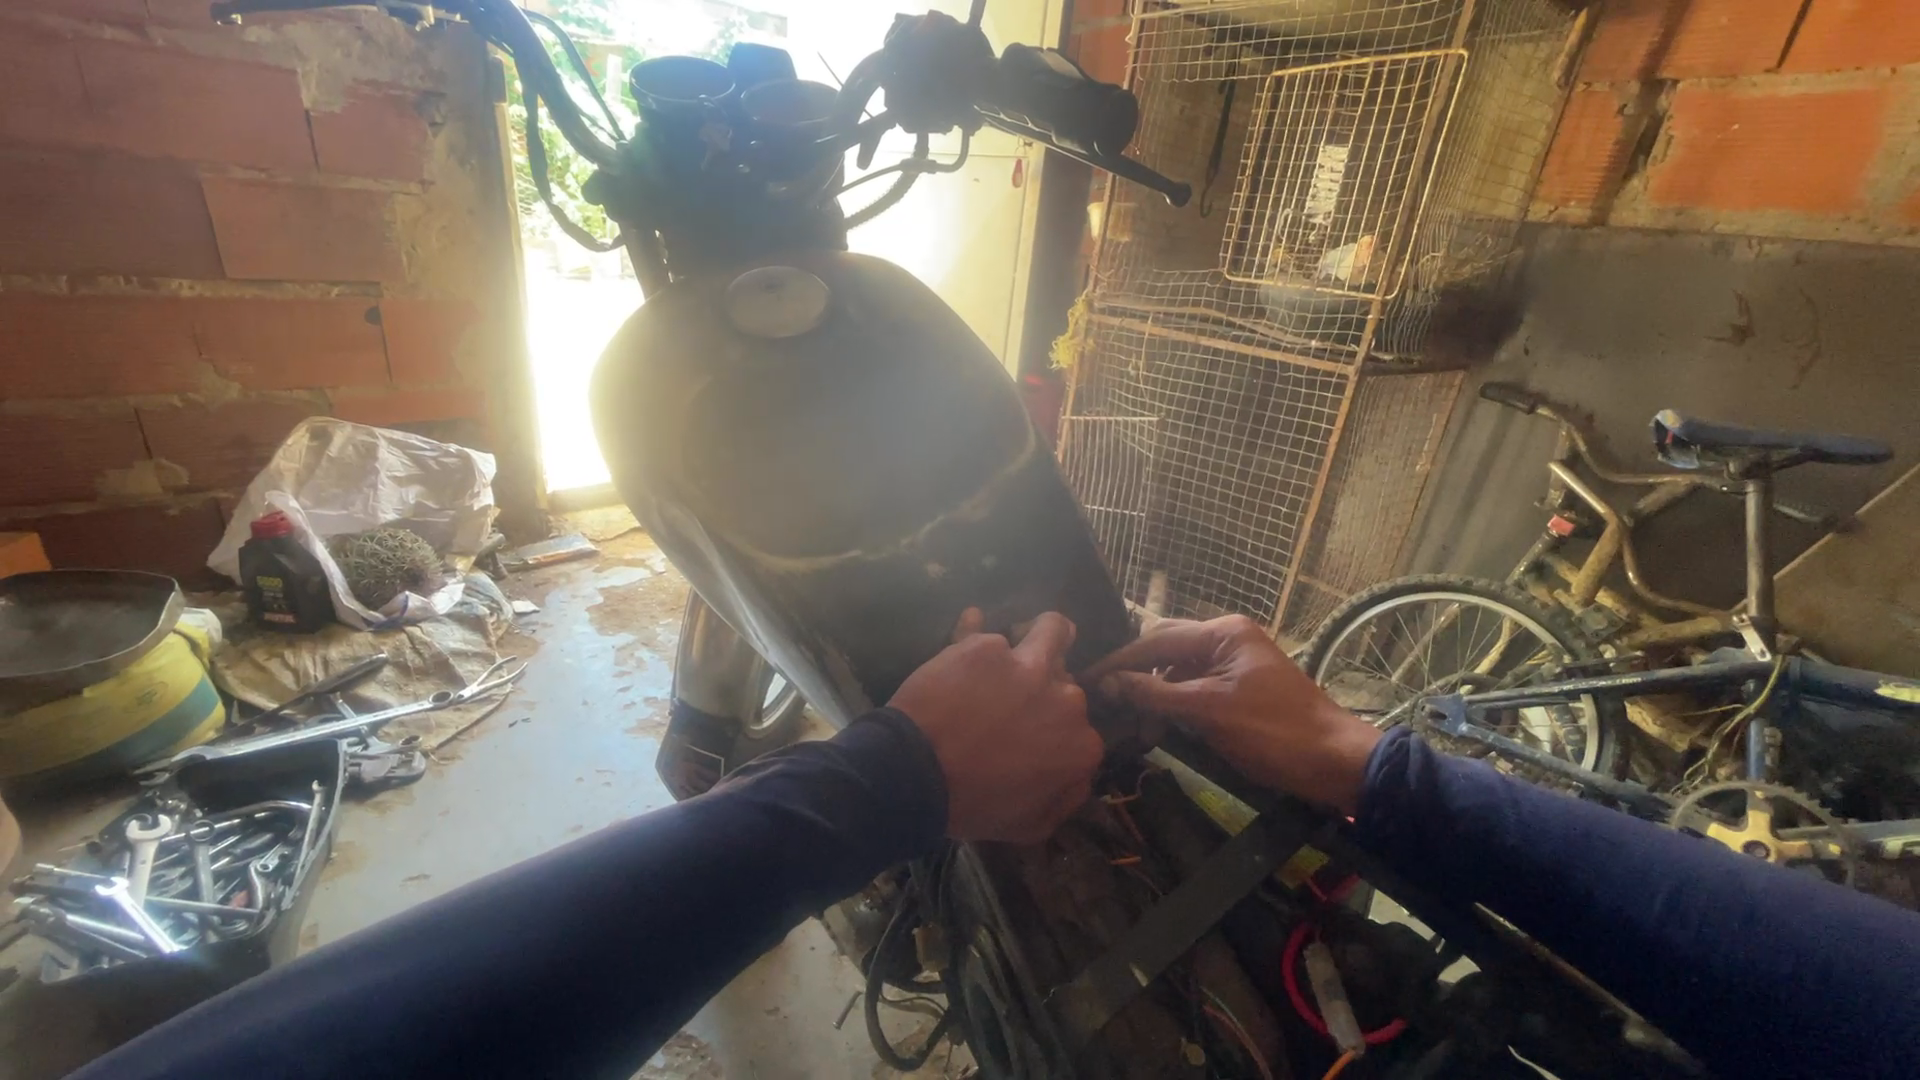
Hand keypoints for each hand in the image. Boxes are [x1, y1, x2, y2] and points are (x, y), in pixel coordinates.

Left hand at [889, 609, 1102, 843]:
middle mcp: (1065, 697)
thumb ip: (1065, 796)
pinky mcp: (984, 646)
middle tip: (1011, 699)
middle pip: (1063, 680)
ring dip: (1044, 632)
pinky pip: (980, 628)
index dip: (1056, 728)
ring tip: (1021, 640)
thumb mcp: (1030, 824)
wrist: (915, 774)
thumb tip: (1078, 772)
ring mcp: (1026, 664)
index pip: (1079, 727)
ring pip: (1051, 630)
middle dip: (1044, 685)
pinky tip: (963, 634)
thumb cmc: (973, 805)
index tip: (1031, 735)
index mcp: (1081, 744)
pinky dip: (972, 633)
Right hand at [1085, 615, 1380, 813]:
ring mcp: (1233, 664)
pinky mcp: (1238, 690)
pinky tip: (1156, 728)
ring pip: (1176, 673)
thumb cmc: (1273, 732)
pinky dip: (1173, 708)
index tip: (1086, 679)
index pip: (1155, 640)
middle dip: (1134, 678)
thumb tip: (1107, 683)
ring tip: (1130, 725)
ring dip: (1152, 697)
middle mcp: (1225, 639)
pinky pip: (1193, 690)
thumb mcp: (1207, 711)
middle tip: (1103, 701)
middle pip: (1164, 651)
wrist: (1337, 764)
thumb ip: (1153, 693)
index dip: (1118, 662)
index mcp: (1222, 632)